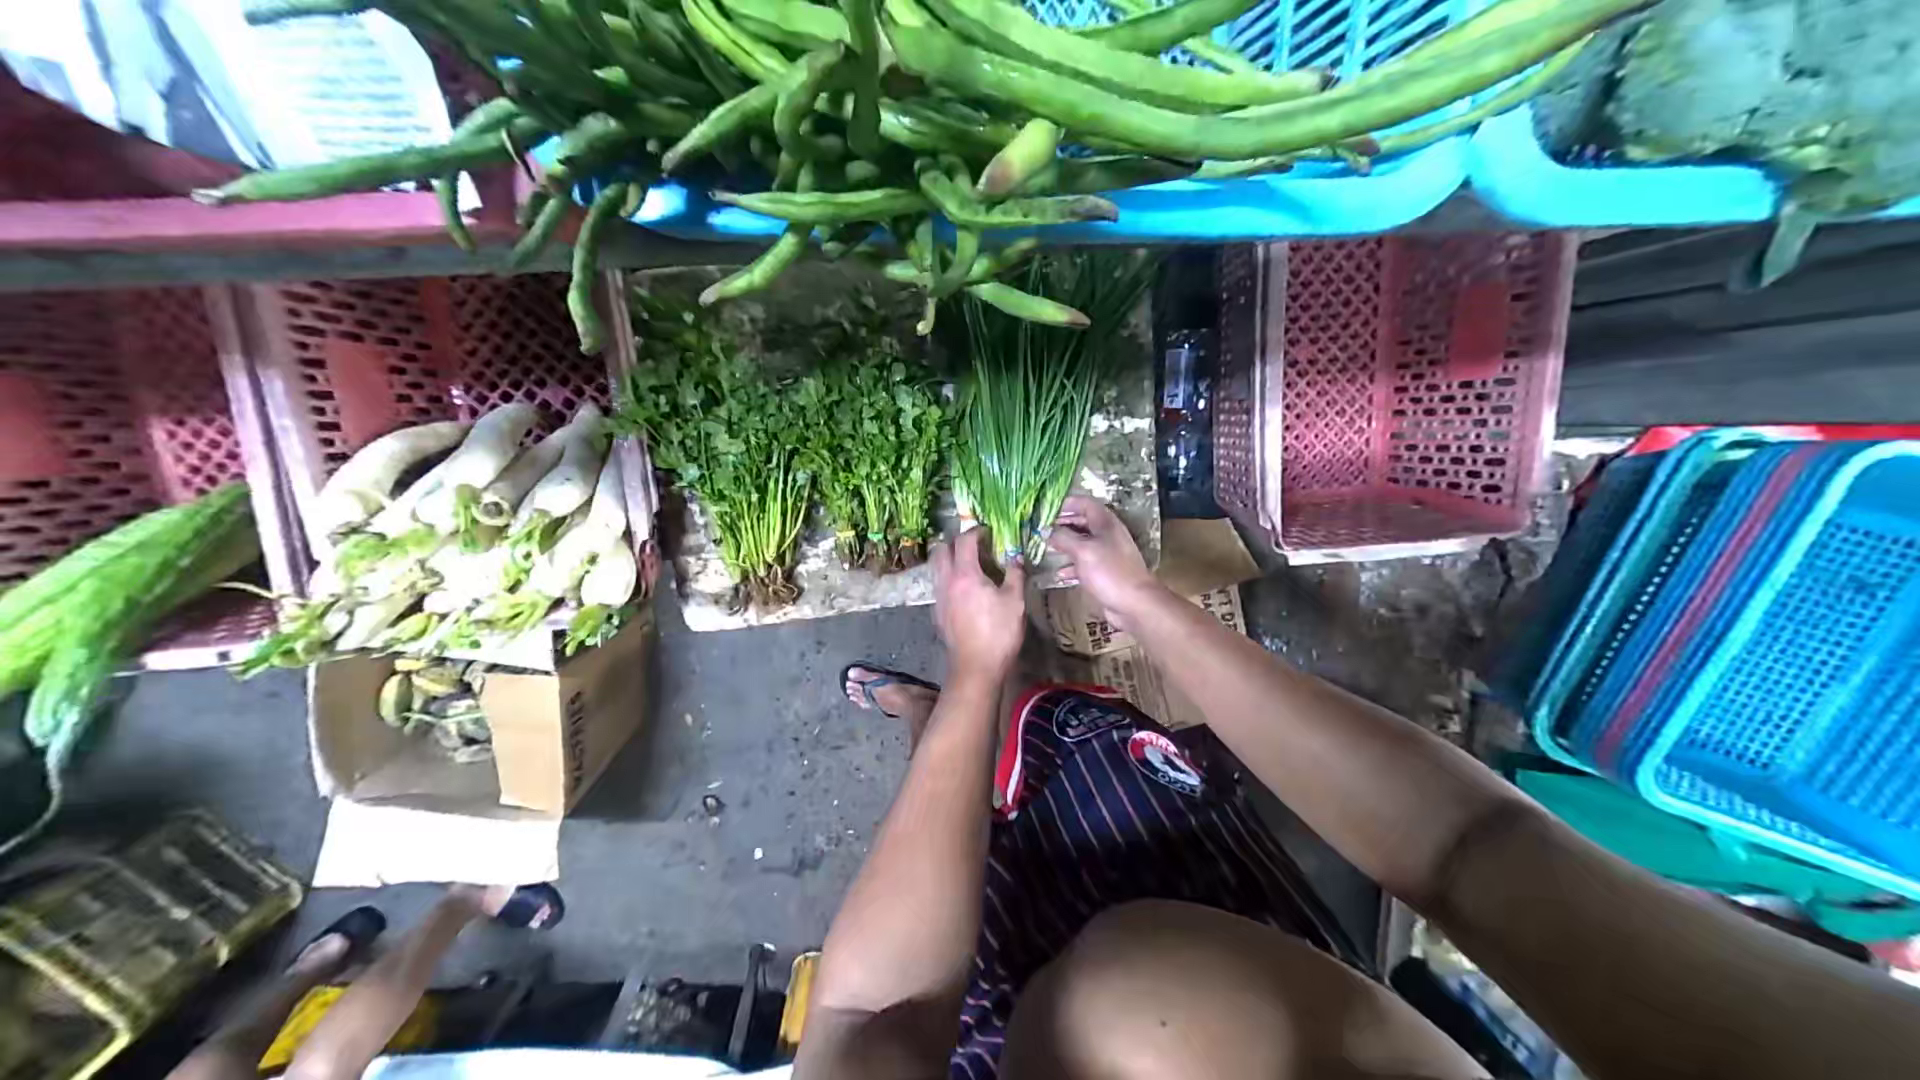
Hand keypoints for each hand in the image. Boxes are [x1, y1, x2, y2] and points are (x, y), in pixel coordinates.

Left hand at [931, 527, 1025, 678]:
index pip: (964, 541)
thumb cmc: (999, 633)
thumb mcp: (1016, 602)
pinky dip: (948, 578)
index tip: (988, 532)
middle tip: (974, 546)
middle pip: (941, 550)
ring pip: (936, 567)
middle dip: (955, 542)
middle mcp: (946, 582)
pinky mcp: (937, 612)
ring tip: (969, 565)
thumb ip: (1015, 574)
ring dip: (949, 559)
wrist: (976, 667)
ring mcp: (938, 598)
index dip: (976, 532)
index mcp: (965, 575)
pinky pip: (938, 585)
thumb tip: (1015, 558)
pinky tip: (964, 589)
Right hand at [1048, 496, 1162, 631]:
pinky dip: (1071, 565)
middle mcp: (1107, 534)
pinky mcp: (1104, 571)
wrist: (1134, 603)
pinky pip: (1084, 563)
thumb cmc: (1110, 571)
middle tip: (1041, 528)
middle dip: (1062, 523)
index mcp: (1105, 522)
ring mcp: (1106, 553)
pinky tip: (1059, 573)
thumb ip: (1063, 538)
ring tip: (1046, 546)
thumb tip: (1046, 531)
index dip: (1065, 503)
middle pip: (1082, 521)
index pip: (1084, 503)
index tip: (1045, 510)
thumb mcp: (1083, 551)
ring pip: (1082, 542)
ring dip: (1064, 543)